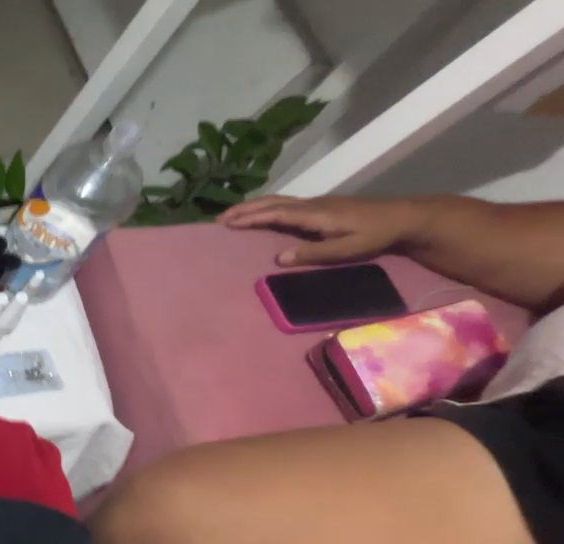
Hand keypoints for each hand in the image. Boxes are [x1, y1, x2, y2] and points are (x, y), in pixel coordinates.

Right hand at [220, 195, 427, 266]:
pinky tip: (260, 212)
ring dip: (253, 206)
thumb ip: (312, 253)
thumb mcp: (347, 249)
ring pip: (279, 200)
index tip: (227, 223)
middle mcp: (314, 204)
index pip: (276, 213)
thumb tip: (278, 258)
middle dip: (246, 209)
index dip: (251, 217)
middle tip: (220, 219)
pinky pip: (286, 203)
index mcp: (316, 214)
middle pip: (274, 202)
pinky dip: (266, 206)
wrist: (408, 215)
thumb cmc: (377, 234)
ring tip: (232, 215)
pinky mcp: (321, 205)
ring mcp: (318, 203)